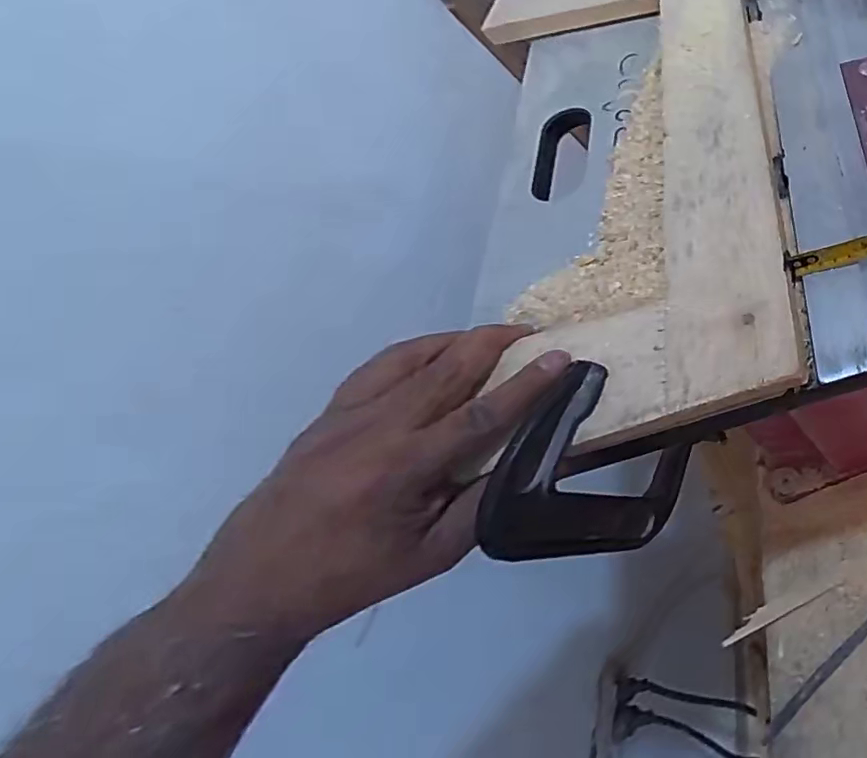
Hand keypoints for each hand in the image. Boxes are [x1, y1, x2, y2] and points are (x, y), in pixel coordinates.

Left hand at [171, 326, 570, 642]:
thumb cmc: (352, 577)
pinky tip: (440, 352)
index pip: (480, 414)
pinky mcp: (327, 416)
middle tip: (534, 333)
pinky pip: (380, 367)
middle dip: (496, 343)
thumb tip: (534, 460)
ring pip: (412, 358)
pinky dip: (419, 350)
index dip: (527, 384)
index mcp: (402, 470)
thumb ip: (486, 503)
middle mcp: (374, 432)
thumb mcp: (432, 555)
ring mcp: (344, 418)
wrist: (246, 593)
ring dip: (460, 340)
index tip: (560, 357)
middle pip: (447, 370)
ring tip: (494, 337)